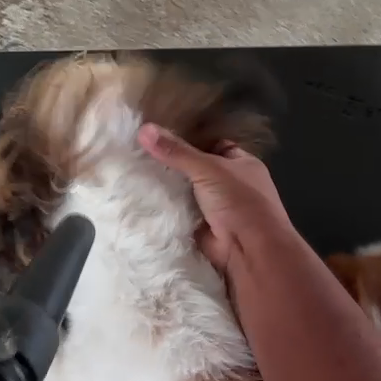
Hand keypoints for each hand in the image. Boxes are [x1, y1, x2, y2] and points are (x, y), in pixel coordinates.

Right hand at [138, 122, 290, 270]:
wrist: (249, 250)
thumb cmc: (239, 201)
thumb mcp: (208, 168)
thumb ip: (176, 151)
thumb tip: (143, 129)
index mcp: (240, 164)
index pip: (212, 145)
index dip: (188, 139)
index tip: (158, 134)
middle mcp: (229, 183)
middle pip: (194, 167)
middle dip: (171, 162)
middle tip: (137, 150)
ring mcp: (214, 206)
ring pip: (184, 189)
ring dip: (164, 184)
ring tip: (131, 168)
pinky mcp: (199, 224)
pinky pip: (177, 209)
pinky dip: (163, 204)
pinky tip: (139, 193)